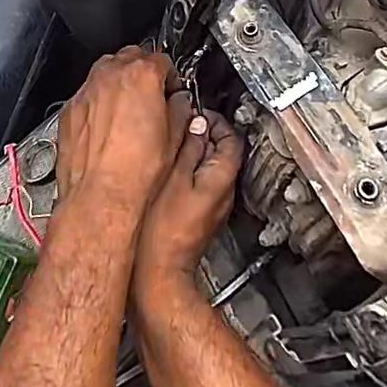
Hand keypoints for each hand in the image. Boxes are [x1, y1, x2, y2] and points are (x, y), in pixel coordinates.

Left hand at [55, 46, 176, 228]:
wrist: (101, 197)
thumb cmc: (135, 173)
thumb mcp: (174, 139)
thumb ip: (179, 110)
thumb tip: (179, 104)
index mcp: (142, 76)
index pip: (161, 59)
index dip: (170, 76)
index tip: (170, 88)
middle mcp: (111, 76)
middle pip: (131, 57)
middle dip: (143, 71)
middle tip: (151, 94)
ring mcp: (88, 90)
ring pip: (106, 70)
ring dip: (119, 81)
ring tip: (128, 108)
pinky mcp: (71, 108)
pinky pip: (88, 93)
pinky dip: (98, 101)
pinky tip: (107, 125)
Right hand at [134, 97, 242, 297]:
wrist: (155, 275)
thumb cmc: (161, 233)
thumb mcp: (172, 175)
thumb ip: (186, 145)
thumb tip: (194, 120)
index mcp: (222, 178)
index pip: (231, 136)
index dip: (213, 118)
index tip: (194, 110)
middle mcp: (223, 192)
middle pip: (221, 149)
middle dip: (201, 132)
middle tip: (177, 123)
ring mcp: (212, 206)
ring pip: (209, 166)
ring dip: (192, 151)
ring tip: (168, 144)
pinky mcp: (199, 216)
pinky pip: (199, 183)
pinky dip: (186, 171)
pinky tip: (164, 171)